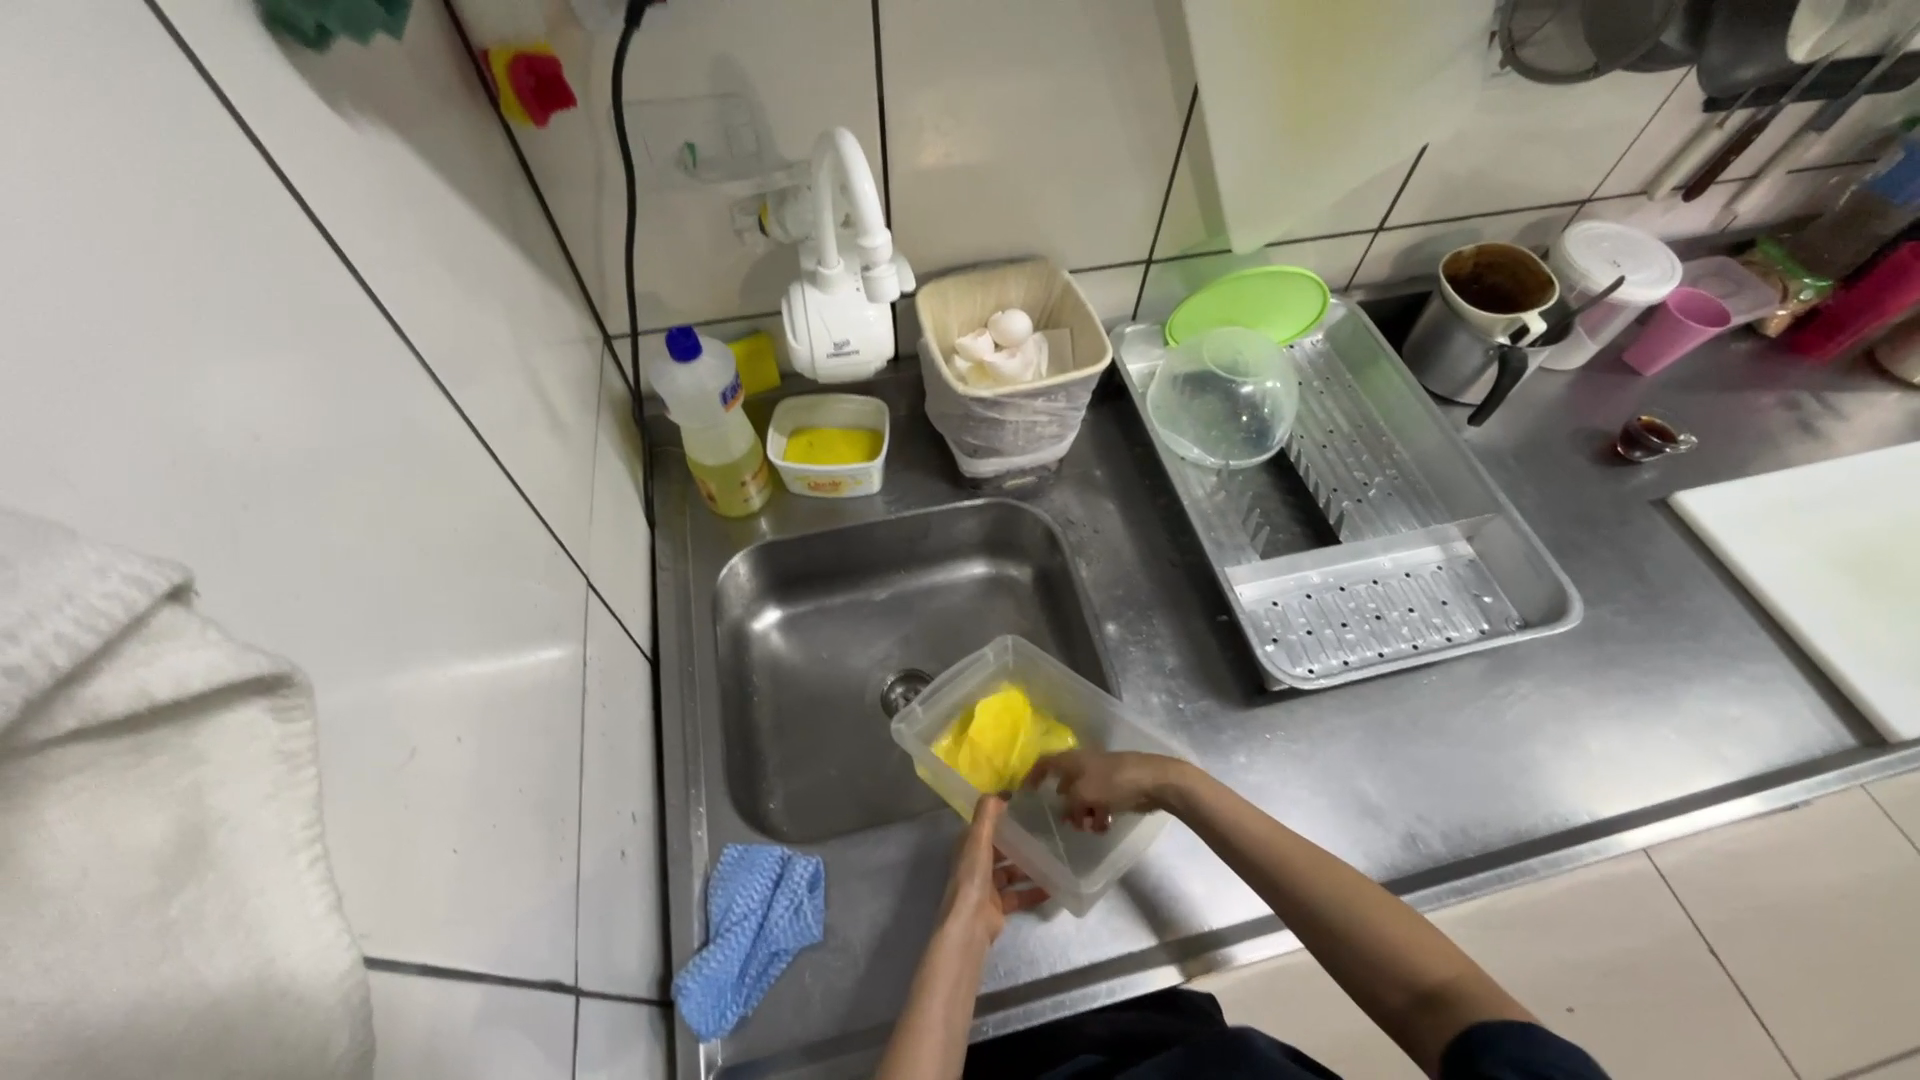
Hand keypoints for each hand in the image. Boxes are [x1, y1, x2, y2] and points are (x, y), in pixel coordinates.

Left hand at [938, 794, 1048, 941]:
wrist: (970, 924)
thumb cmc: (973, 877)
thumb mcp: (977, 839)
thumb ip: (987, 814)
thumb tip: (1001, 792)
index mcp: (967, 848)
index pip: (984, 828)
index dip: (999, 819)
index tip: (1022, 810)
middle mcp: (975, 866)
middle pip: (999, 851)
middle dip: (1018, 844)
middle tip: (1043, 834)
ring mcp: (987, 888)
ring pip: (1011, 873)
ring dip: (1028, 868)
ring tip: (1051, 859)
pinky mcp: (998, 907)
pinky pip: (1019, 895)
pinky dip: (1033, 891)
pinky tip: (1052, 887)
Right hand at [1026, 750, 1191, 832]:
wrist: (1155, 780)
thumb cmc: (1114, 782)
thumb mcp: (1083, 795)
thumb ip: (1068, 805)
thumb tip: (1066, 811)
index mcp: (1073, 760)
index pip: (1045, 763)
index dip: (1034, 775)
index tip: (1027, 792)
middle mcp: (1085, 764)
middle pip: (1066, 784)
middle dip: (1066, 805)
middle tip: (1068, 822)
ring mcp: (1102, 775)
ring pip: (1084, 796)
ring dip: (1084, 813)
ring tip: (1090, 827)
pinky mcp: (1118, 787)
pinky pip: (1101, 802)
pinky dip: (1100, 814)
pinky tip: (1105, 826)